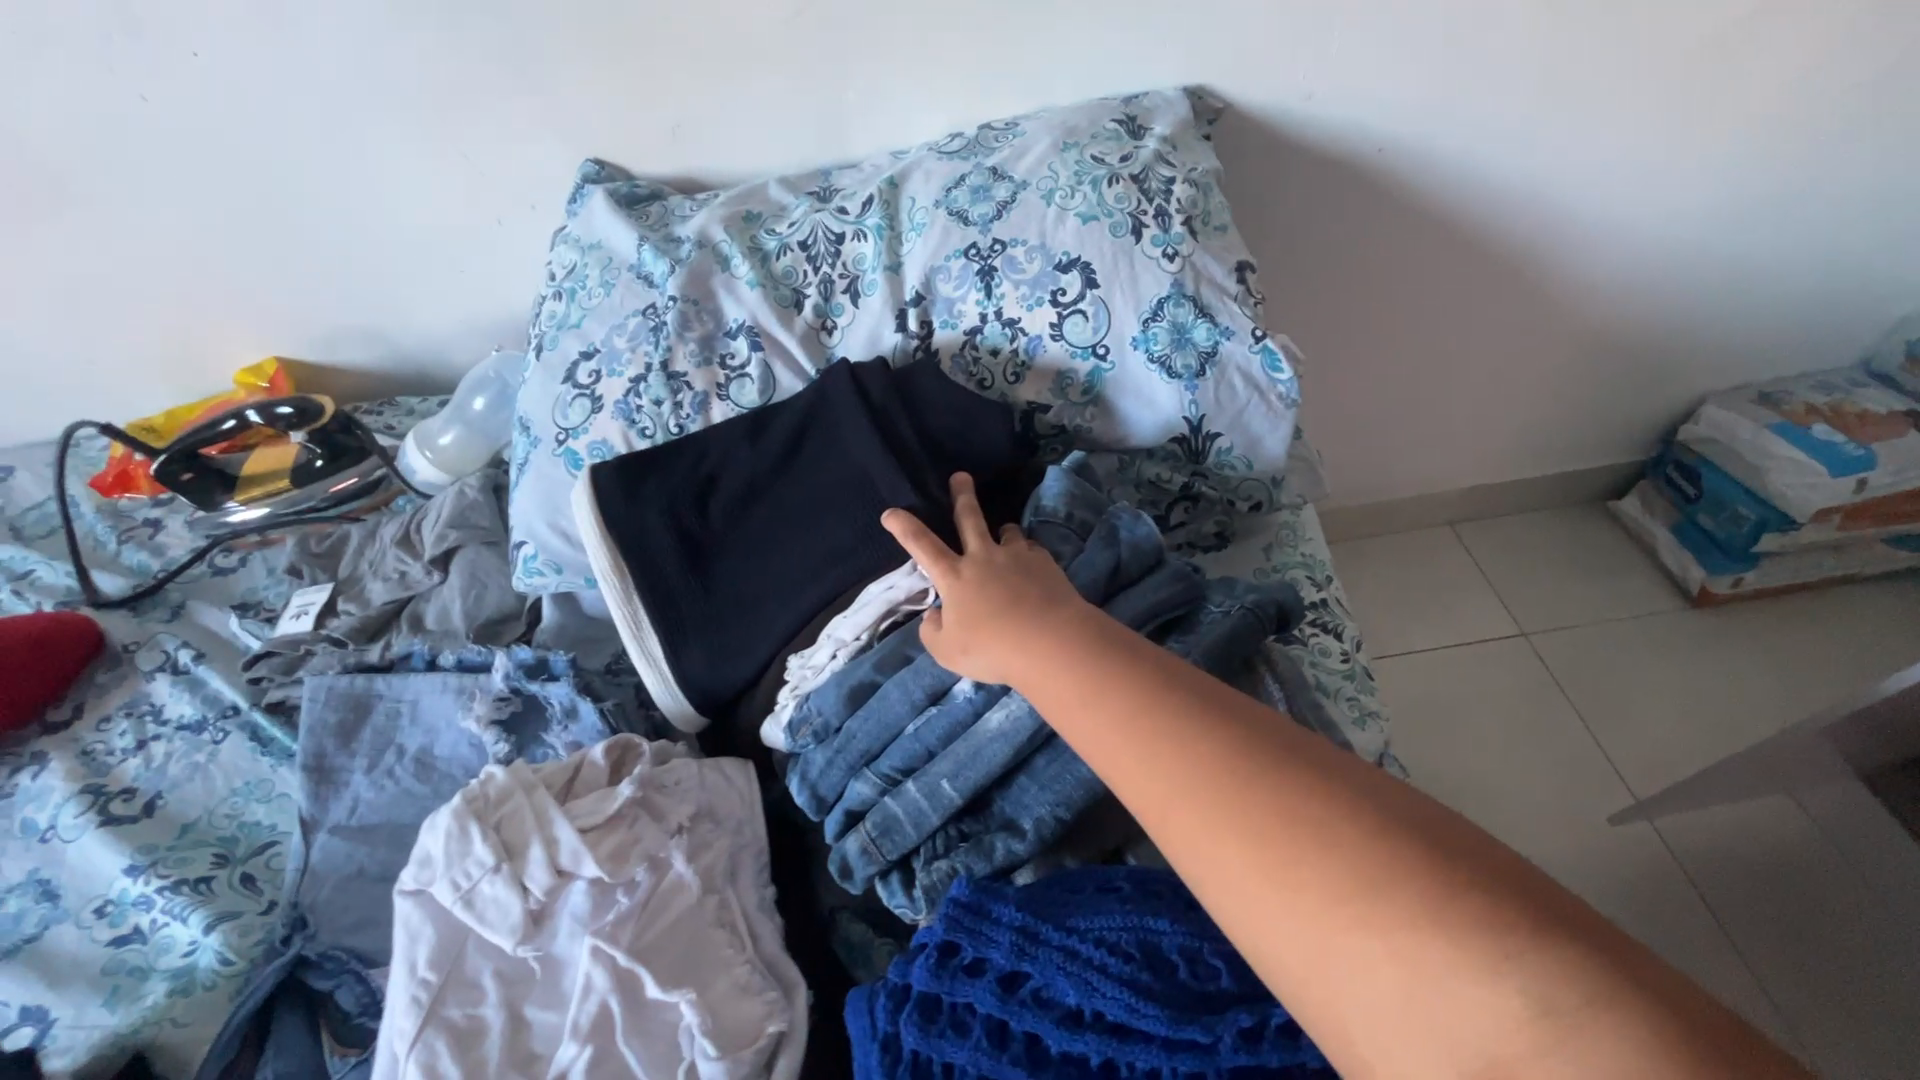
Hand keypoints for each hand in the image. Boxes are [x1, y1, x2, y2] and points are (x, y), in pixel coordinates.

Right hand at [881, 473, 1098, 685]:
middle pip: (969, 517)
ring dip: (1003, 531)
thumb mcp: (947, 652)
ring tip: (1004, 534)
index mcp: (954, 577)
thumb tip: (934, 615)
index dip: (903, 527)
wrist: (1051, 641)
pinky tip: (1032, 569)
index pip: (921, 545)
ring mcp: (1016, 556)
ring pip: (1006, 531)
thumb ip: (933, 630)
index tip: (890, 512)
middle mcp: (983, 557)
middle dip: (962, 495)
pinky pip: (1032, 551)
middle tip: (960, 476)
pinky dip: (1027, 556)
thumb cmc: (993, 649)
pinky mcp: (1045, 563)